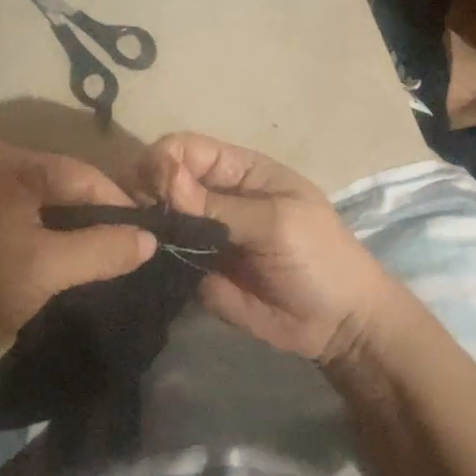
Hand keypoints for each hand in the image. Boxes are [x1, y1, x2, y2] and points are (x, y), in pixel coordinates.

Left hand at [0, 139, 157, 331]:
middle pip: (62, 185)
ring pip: (43, 201)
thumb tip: (150, 240)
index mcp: (11, 160)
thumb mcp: (48, 267)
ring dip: (70, 226)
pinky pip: (21, 212)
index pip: (83, 175)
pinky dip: (44, 231)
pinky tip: (60, 255)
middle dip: (94, 216)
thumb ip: (102, 249)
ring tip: (98, 256)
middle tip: (124, 249)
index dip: (118, 206)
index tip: (145, 238)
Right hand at [150, 132, 397, 362]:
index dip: (163, 160)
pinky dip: (147, 256)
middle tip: (136, 217)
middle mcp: (212, 195)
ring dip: (140, 223)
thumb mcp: (277, 223)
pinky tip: (138, 261)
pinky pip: (161, 256)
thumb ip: (219, 204)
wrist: (339, 327)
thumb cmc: (319, 258)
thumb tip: (162, 177)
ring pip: (155, 217)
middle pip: (161, 179)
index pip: (185, 148)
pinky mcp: (192, 271)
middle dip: (143, 190)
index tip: (153, 186)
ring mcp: (199, 234)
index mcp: (238, 170)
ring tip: (136, 240)